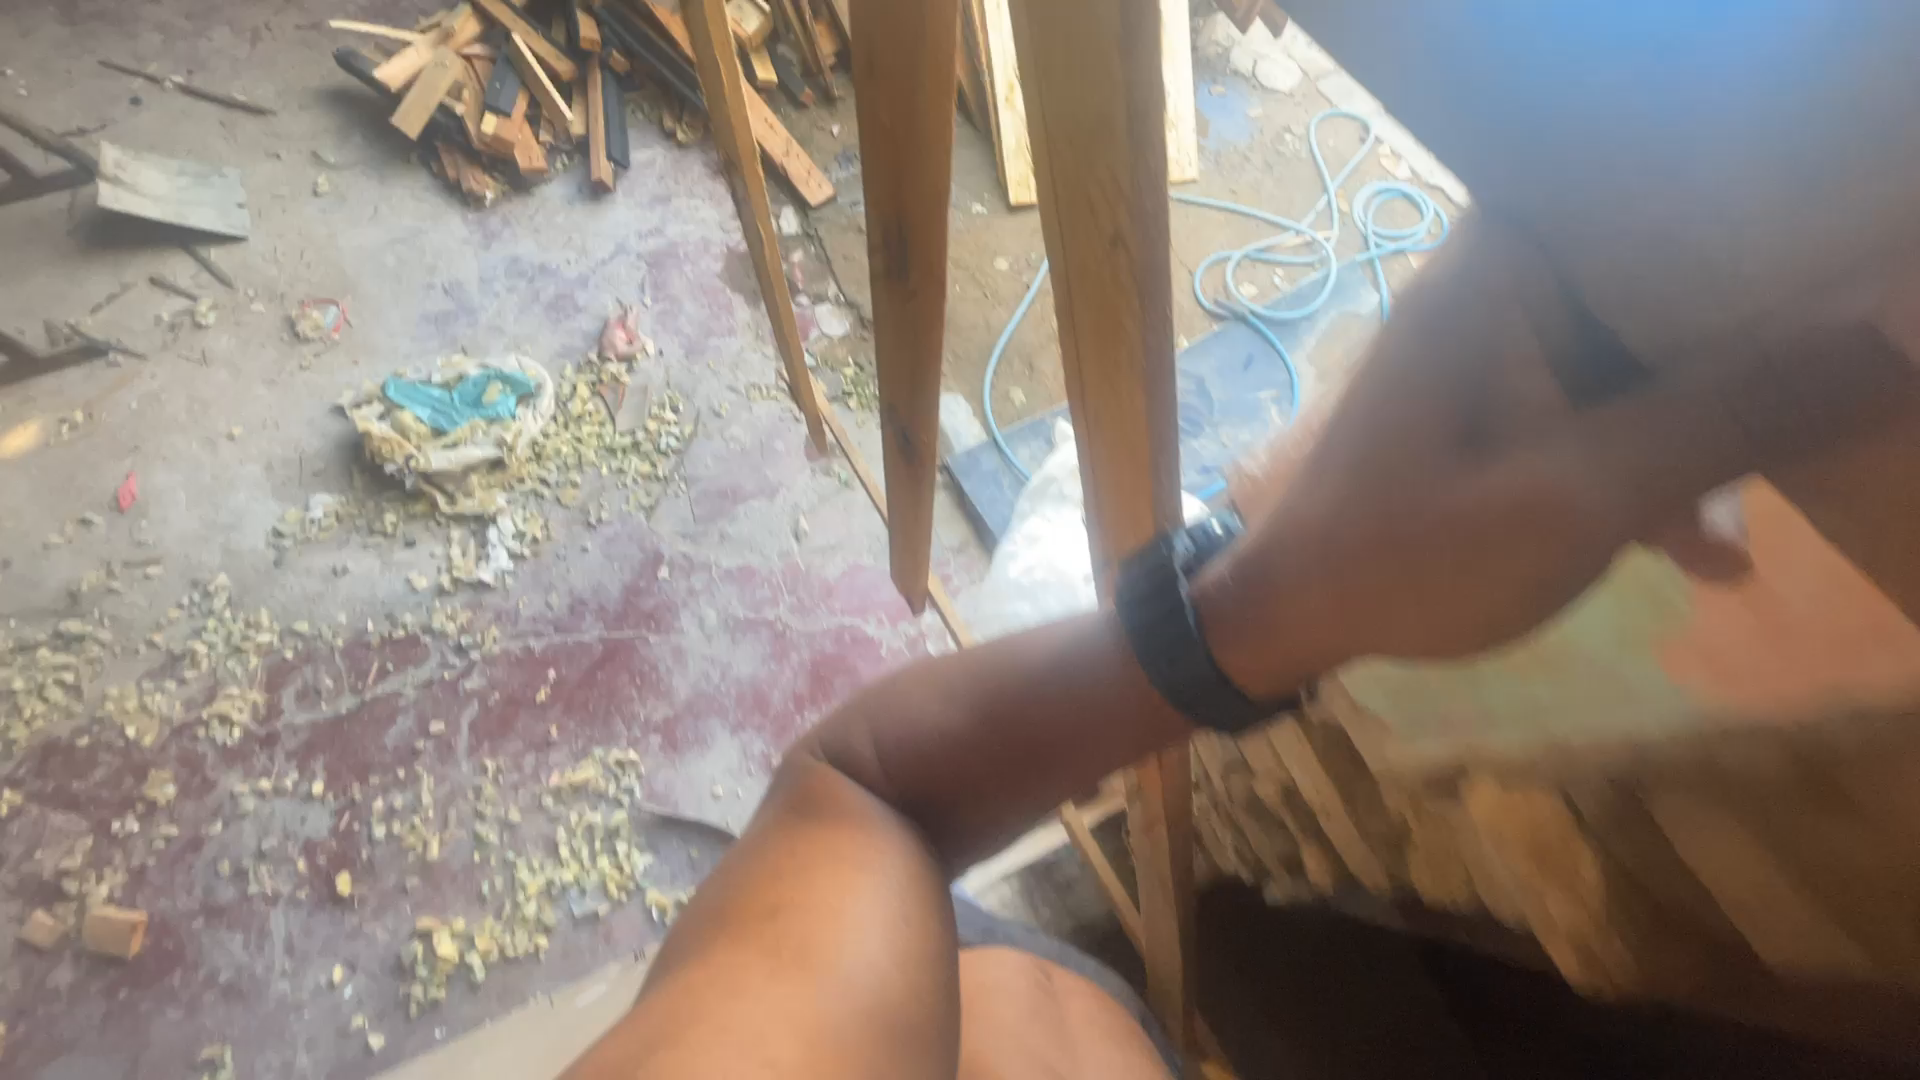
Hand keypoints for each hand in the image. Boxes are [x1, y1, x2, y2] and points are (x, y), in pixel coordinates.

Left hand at [1194, 214, 1917, 697]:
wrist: (1296, 615)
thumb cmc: (1406, 558)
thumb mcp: (1574, 497)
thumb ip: (1723, 417)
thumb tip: (1892, 337)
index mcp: (1488, 286)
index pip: (1633, 187)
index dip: (1746, 204)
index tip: (1842, 259)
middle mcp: (1486, 309)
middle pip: (1652, 280)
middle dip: (1760, 334)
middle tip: (1861, 378)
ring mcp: (1486, 372)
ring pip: (1634, 361)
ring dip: (1711, 426)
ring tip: (1792, 485)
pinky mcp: (1487, 429)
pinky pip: (1591, 422)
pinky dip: (1645, 474)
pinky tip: (1703, 556)